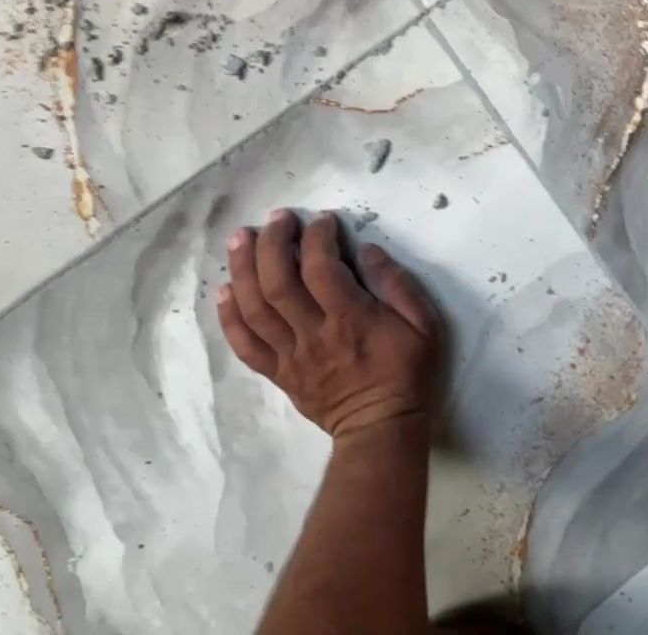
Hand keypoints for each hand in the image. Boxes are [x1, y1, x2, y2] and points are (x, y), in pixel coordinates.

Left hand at [216, 210, 441, 438]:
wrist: (382, 429)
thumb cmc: (406, 373)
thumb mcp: (423, 325)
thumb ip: (397, 284)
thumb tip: (368, 251)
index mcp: (349, 319)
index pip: (321, 268)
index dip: (316, 237)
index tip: (322, 220)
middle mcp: (312, 334)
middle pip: (278, 283)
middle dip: (272, 243)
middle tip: (276, 218)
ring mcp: (290, 355)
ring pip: (254, 309)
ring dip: (242, 269)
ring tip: (239, 238)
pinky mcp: (278, 373)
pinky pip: (245, 345)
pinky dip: (229, 316)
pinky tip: (224, 290)